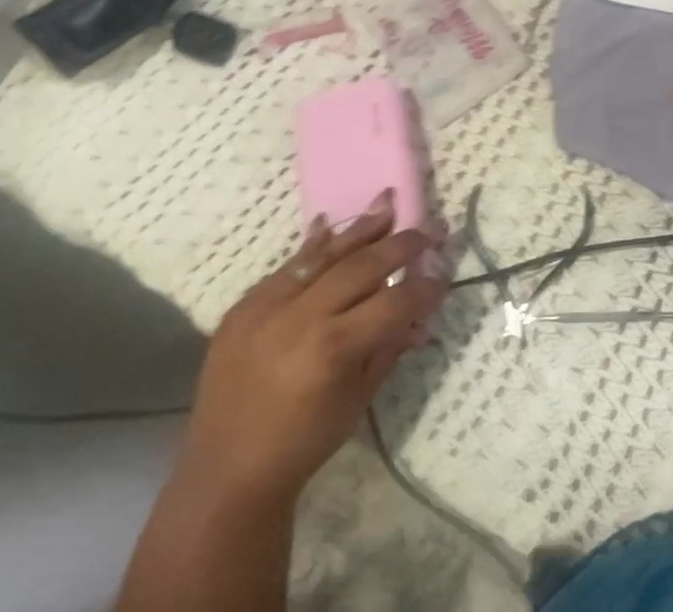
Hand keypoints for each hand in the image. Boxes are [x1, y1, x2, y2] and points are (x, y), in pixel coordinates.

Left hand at [178, 191, 448, 500]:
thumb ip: (388, 350)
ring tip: (386, 204)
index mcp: (334, 347)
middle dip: (400, 245)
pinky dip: (311, 247)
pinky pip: (285, 268)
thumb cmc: (303, 442)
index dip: (425, 288)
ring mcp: (266, 307)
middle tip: (428, 230)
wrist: (227, 468)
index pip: (394, 303)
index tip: (445, 276)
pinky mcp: (243, 307)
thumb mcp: (357, 399)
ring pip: (321, 256)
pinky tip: (329, 225)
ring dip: (358, 231)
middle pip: (361, 267)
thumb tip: (419, 320)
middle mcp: (300, 317)